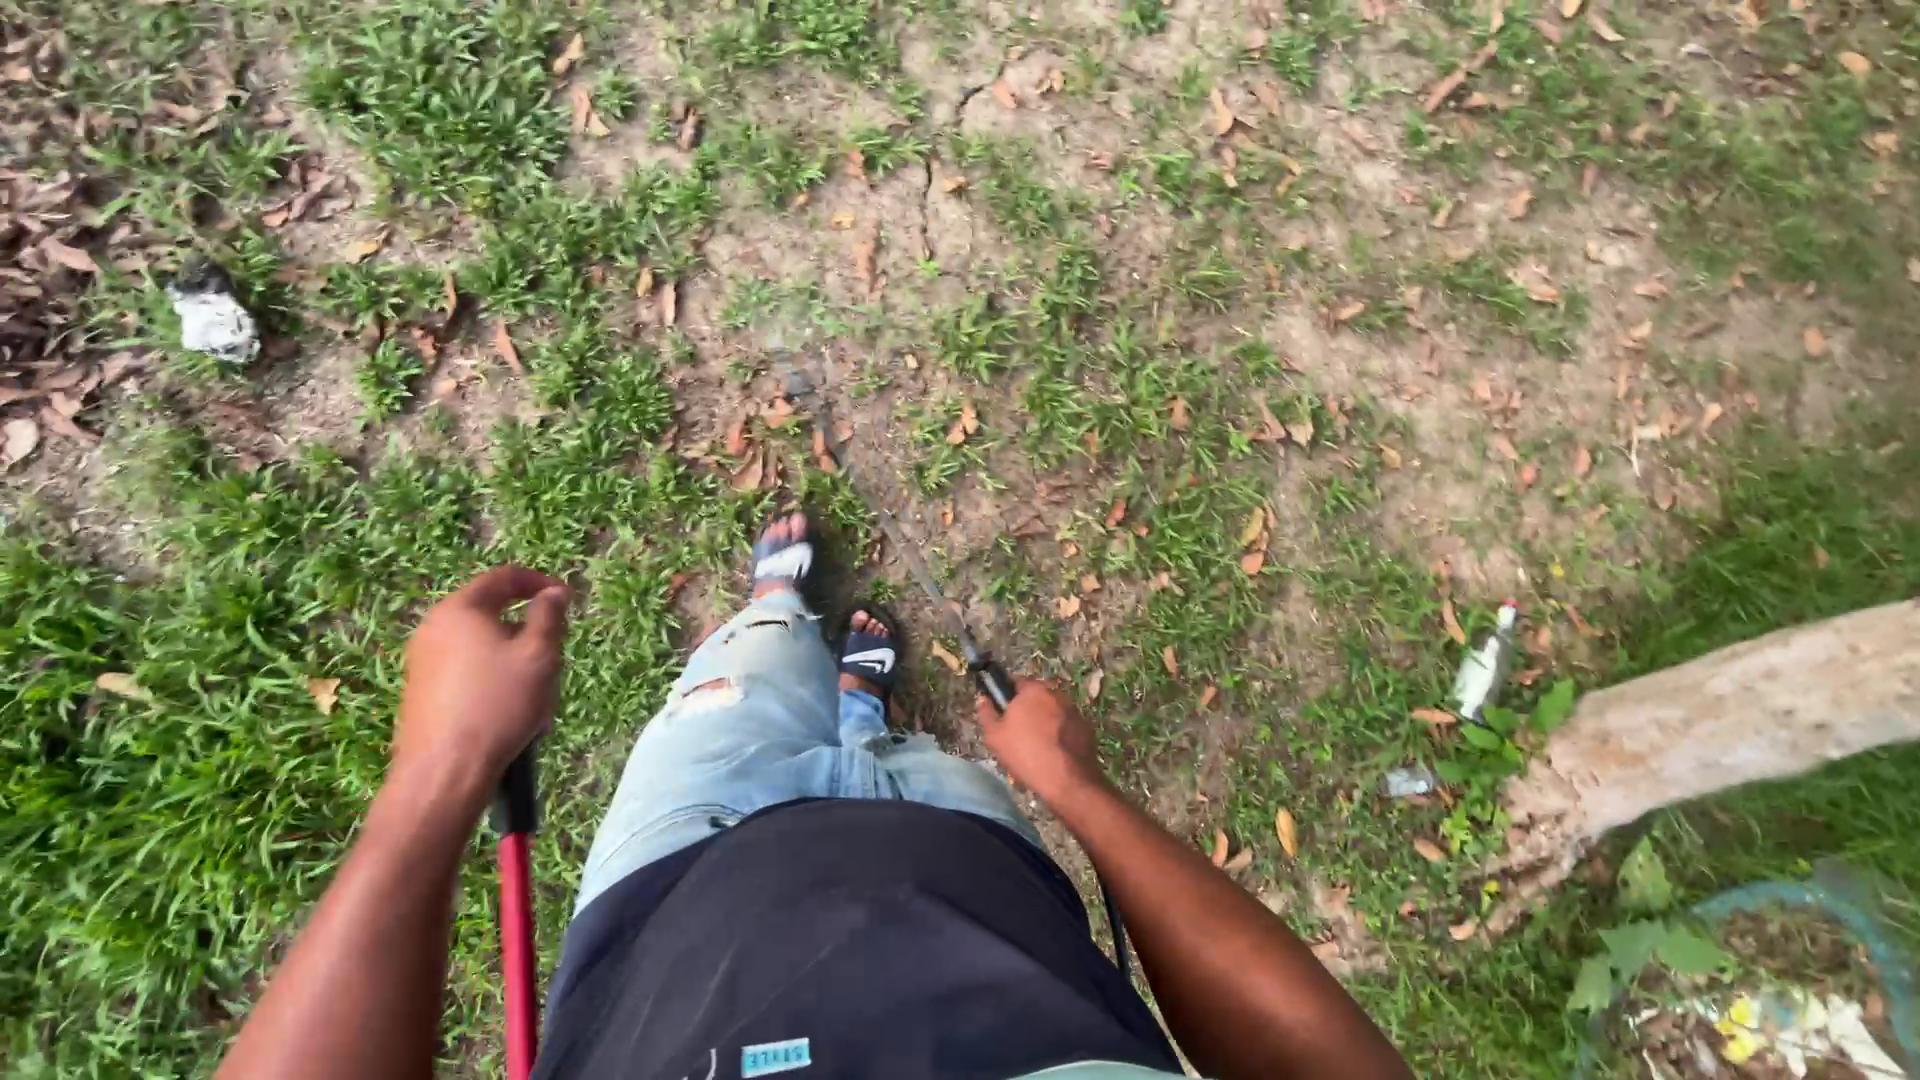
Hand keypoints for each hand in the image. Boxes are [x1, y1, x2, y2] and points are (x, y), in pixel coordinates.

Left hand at [395, 566, 570, 800]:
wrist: (446, 770)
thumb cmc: (499, 703)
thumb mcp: (539, 654)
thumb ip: (549, 615)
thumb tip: (552, 593)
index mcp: (460, 610)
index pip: (503, 577)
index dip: (539, 582)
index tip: (566, 599)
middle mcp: (434, 628)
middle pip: (492, 612)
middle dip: (529, 627)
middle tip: (555, 652)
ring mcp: (423, 661)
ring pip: (482, 643)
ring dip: (514, 656)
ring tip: (537, 687)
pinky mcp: (422, 690)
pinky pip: (468, 668)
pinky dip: (494, 676)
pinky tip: (511, 708)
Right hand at [977, 678, 1106, 803]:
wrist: (1068, 780)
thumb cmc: (1026, 754)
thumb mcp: (995, 737)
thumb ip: (987, 713)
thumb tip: (983, 698)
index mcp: (1033, 690)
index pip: (1016, 681)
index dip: (1007, 694)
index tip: (1002, 710)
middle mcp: (1056, 694)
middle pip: (1036, 696)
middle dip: (1027, 708)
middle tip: (1017, 730)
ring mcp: (1074, 710)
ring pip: (1052, 710)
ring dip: (1044, 720)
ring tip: (1036, 744)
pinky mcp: (1086, 728)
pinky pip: (1066, 725)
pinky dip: (1059, 733)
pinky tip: (1053, 751)